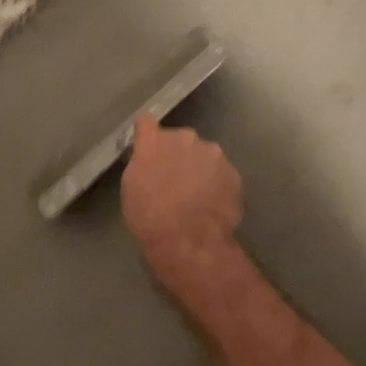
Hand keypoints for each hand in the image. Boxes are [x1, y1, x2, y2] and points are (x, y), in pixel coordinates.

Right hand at [121, 115, 242, 263]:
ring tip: (196, 195)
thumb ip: (142, 164)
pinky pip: (221, 172)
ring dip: (198, 167)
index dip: (146, 134)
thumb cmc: (150, 218)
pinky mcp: (233, 173)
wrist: (190, 243)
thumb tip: (150, 160)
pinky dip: (216, 183)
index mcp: (155, 141)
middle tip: (174, 179)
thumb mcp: (131, 188)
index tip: (146, 146)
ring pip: (203, 155)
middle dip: (177, 154)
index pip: (146, 122)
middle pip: (179, 139)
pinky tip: (211, 204)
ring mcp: (213, 155)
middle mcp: (186, 139)